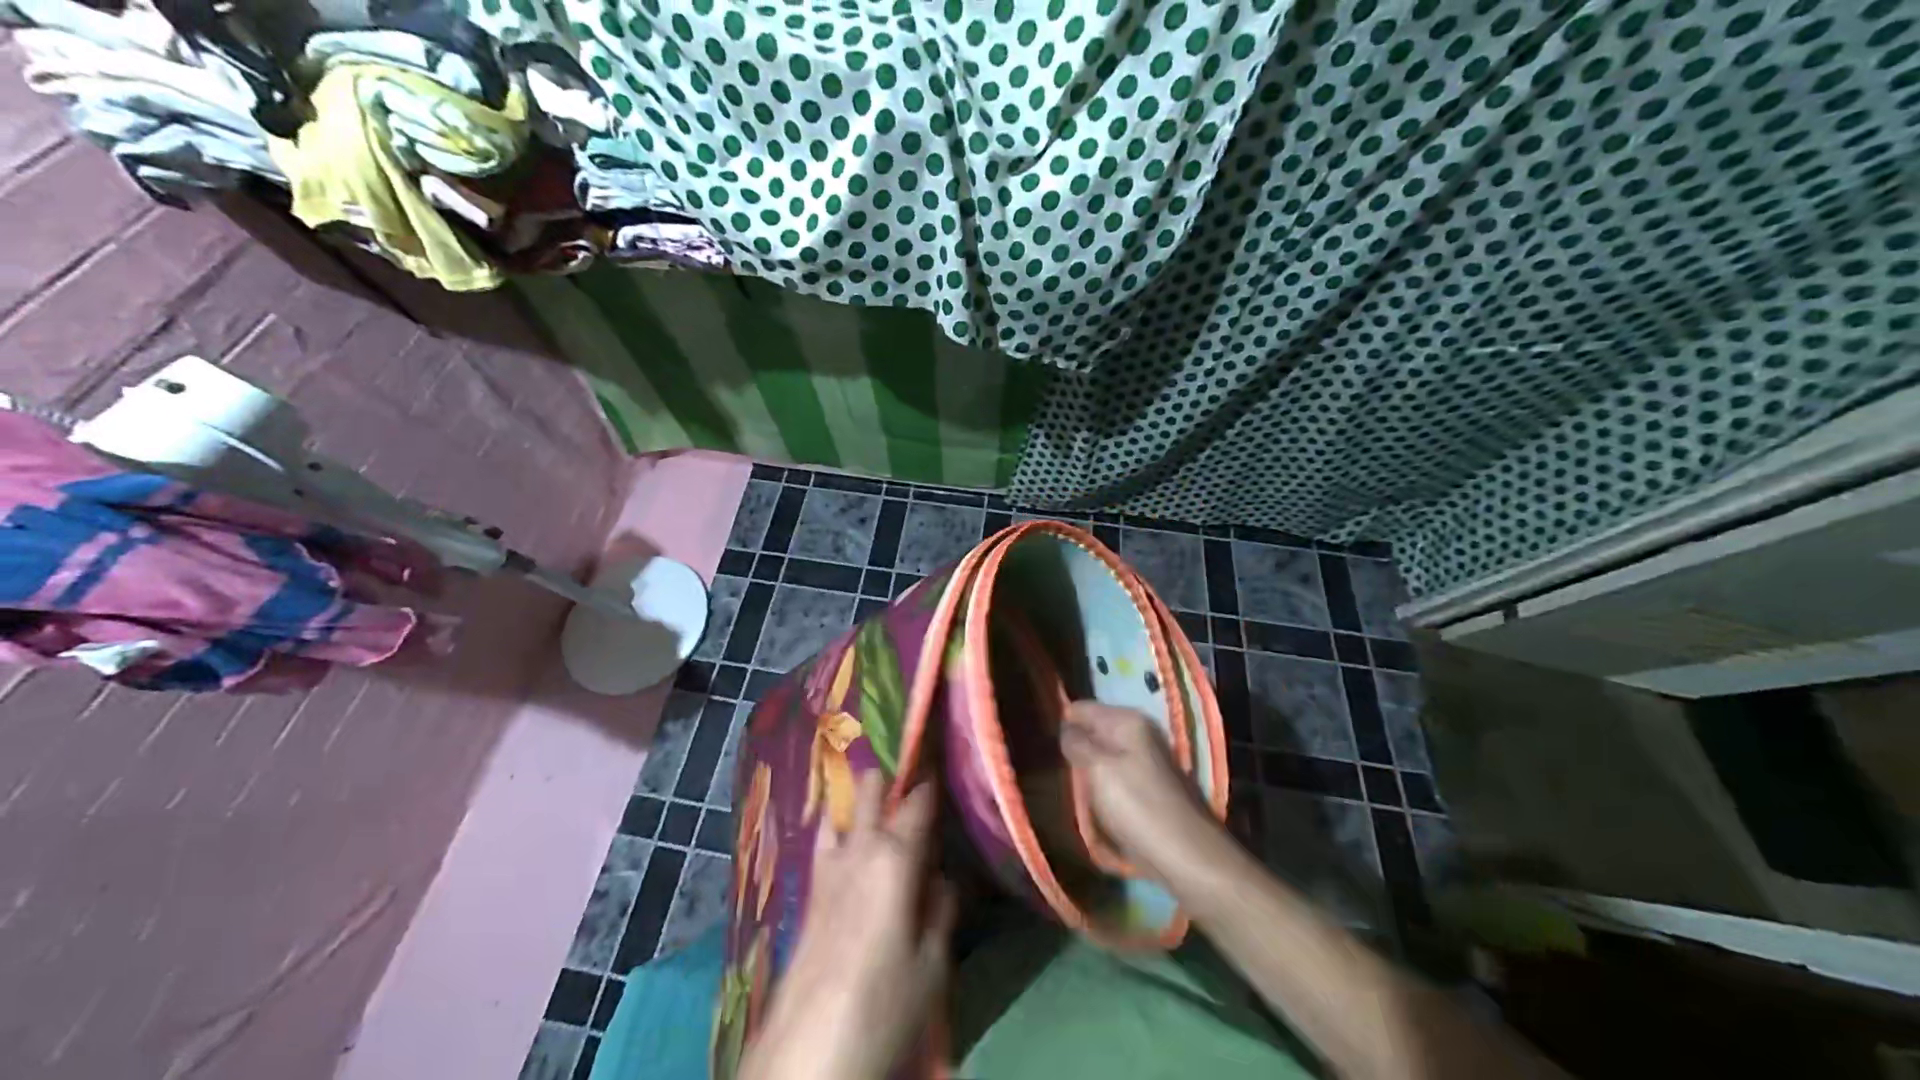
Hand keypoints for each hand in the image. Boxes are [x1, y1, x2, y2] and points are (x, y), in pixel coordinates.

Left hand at [741, 771, 954, 1079]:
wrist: (805, 1051)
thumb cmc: (885, 1005)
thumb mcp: (932, 965)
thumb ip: (940, 911)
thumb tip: (940, 879)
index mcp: (895, 859)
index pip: (917, 803)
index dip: (929, 779)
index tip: (939, 756)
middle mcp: (858, 850)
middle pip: (870, 790)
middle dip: (890, 776)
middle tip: (913, 778)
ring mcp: (827, 868)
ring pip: (842, 809)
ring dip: (860, 800)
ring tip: (880, 803)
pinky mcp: (809, 892)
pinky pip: (825, 839)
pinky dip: (839, 827)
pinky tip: (846, 839)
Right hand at [1061, 702, 1221, 882]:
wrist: (1185, 854)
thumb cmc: (1136, 805)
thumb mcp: (1096, 768)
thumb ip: (1076, 742)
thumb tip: (1066, 727)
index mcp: (1127, 720)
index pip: (1080, 708)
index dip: (1062, 725)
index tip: (1046, 747)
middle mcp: (1139, 732)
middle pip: (1092, 732)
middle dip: (1075, 748)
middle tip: (1058, 771)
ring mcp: (1146, 759)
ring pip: (1102, 756)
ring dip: (1087, 770)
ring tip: (1073, 789)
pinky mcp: (1148, 785)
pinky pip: (1114, 776)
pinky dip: (1102, 786)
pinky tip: (1094, 803)